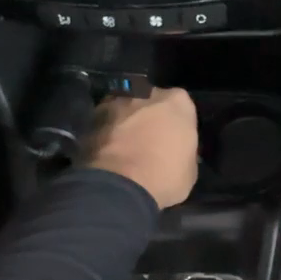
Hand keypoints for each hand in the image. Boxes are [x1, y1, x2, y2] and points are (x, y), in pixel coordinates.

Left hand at [81, 88, 197, 208]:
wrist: (119, 186)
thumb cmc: (164, 176)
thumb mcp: (189, 169)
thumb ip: (184, 151)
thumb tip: (176, 154)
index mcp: (177, 102)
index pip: (182, 106)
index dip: (178, 123)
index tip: (175, 139)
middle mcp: (147, 93)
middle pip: (151, 101)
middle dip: (150, 116)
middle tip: (150, 140)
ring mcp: (116, 102)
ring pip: (125, 108)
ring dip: (126, 121)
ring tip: (125, 145)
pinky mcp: (91, 117)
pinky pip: (104, 122)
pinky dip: (106, 132)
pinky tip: (107, 151)